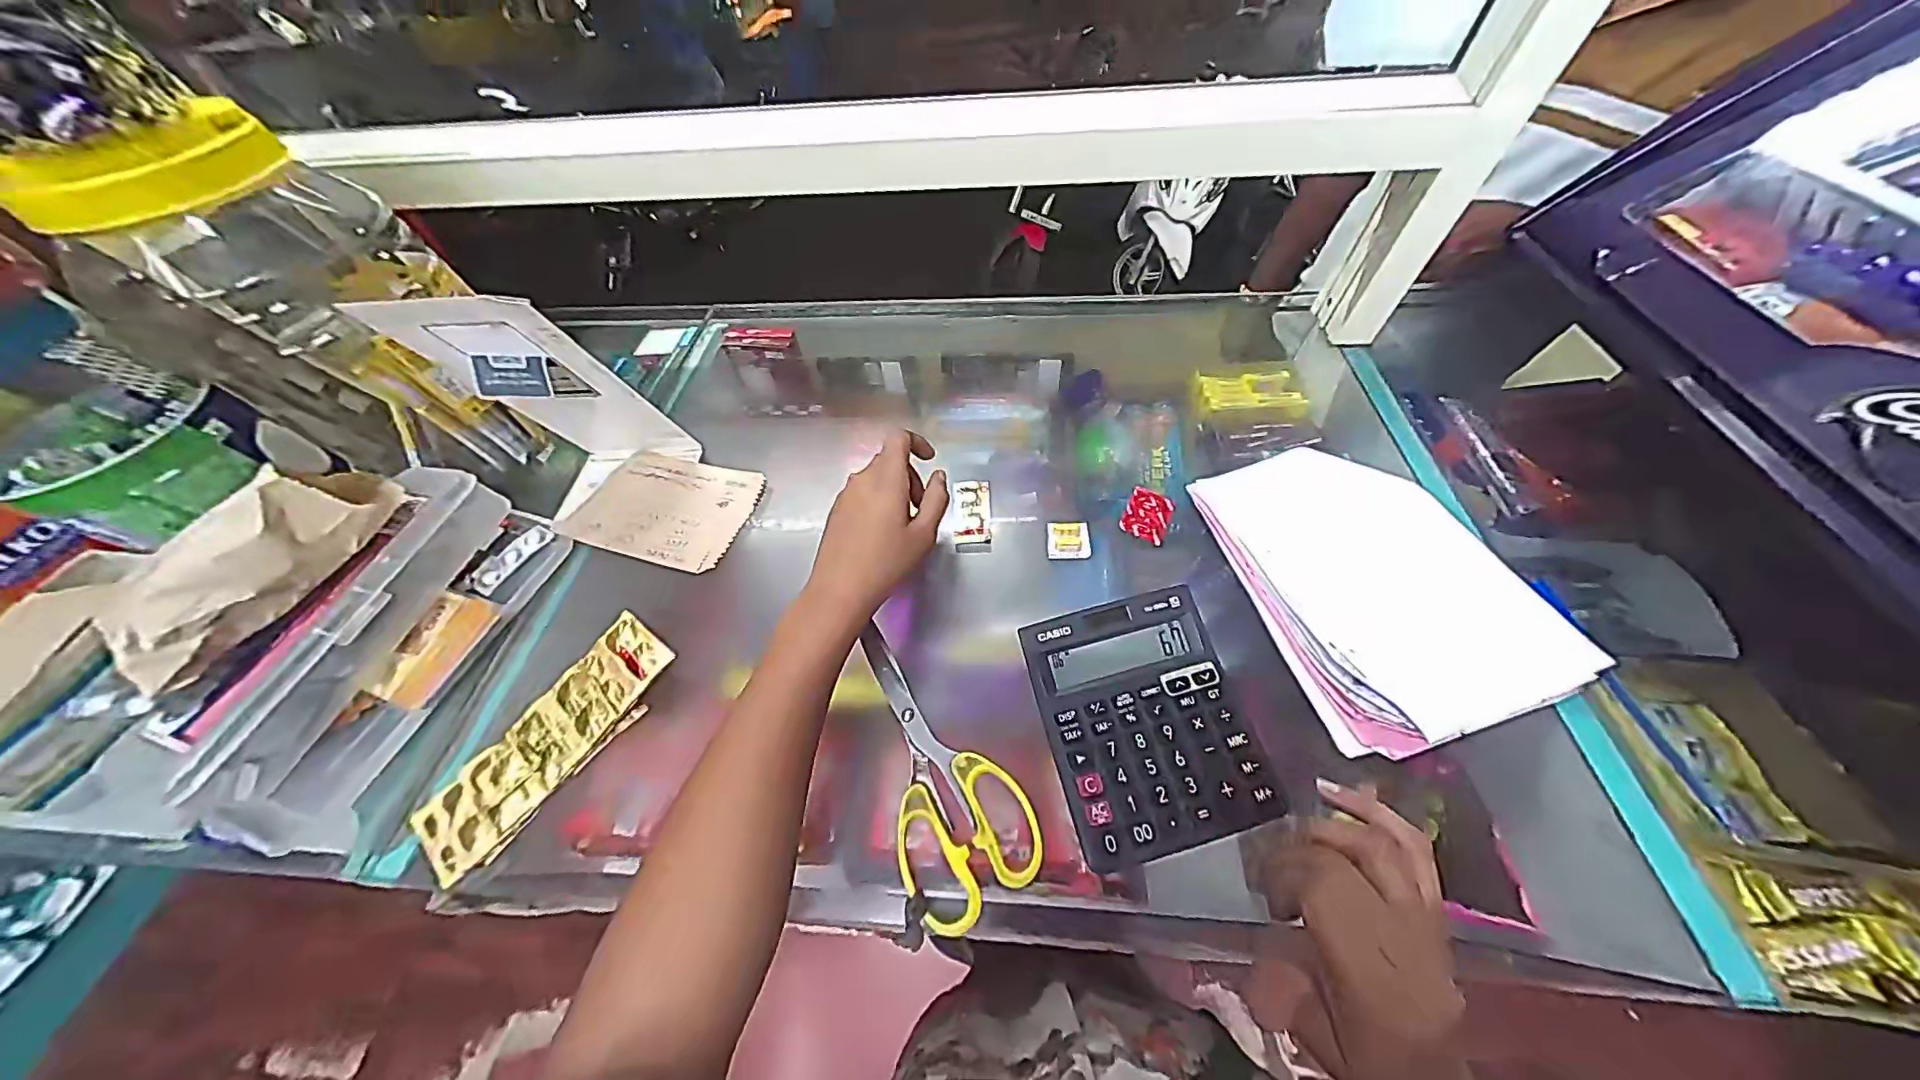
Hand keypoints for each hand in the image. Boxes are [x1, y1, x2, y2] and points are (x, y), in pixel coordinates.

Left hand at [805, 429, 948, 619]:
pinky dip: (878, 500)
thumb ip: (937, 499)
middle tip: (920, 508)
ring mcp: (845, 494)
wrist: (839, 589)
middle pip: (889, 459)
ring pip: (876, 477)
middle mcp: (862, 480)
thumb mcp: (924, 534)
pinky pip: (862, 492)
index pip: (898, 437)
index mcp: (885, 479)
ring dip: (894, 490)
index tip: (928, 460)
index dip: (917, 442)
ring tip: (903, 525)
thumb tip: (939, 478)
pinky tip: (882, 533)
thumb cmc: (885, 563)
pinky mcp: (836, 510)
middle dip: (910, 476)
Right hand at [1248, 779, 1465, 1079]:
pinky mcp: (1438, 912)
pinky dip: (1383, 817)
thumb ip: (1280, 971)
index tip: (1265, 890)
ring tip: (1300, 825)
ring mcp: (1428, 920)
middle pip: (1349, 860)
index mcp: (1374, 973)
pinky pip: (1418, 851)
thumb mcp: (1311, 1029)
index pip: (1326, 889)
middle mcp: (1407, 937)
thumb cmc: (1366, 1059)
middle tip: (1271, 862)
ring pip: (1382, 845)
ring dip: (1334, 825)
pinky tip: (1350, 798)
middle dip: (1298, 849)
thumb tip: (1255, 921)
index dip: (1285, 873)